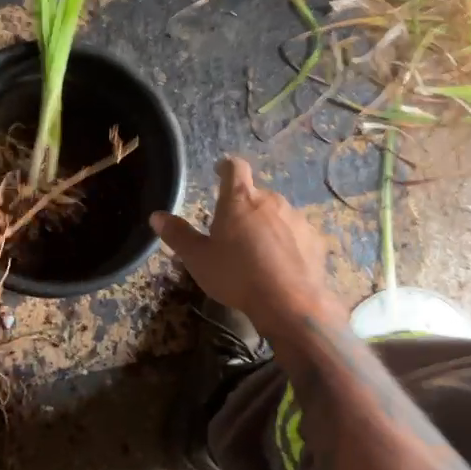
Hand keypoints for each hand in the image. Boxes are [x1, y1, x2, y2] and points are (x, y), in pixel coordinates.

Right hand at [150, 156, 341, 335]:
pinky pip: (295, 234)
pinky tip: (279, 265)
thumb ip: (178, 234)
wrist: (289, 302)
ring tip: (257, 250)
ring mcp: (296, 218)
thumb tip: (156, 216)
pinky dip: (286, 242)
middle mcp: (271, 201)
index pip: (234, 168)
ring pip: (277, 214)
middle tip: (232, 228)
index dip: (226, 167)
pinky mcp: (314, 239)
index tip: (219, 171)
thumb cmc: (236, 275)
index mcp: (239, 199)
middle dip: (244, 205)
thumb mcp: (197, 258)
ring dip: (266, 224)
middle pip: (255, 194)